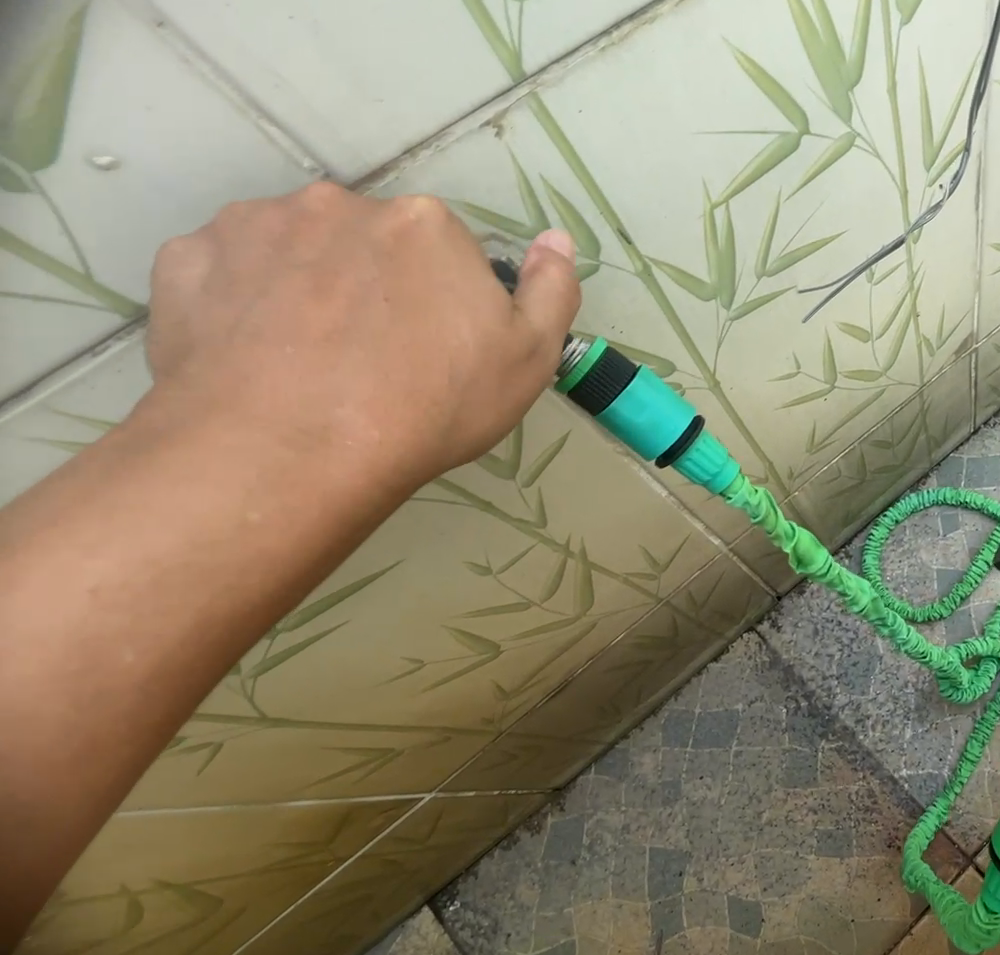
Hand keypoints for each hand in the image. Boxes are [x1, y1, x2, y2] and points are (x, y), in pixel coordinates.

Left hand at [142, 180, 580, 498]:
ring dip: (315, 289)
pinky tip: (265, 355)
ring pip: (302, 253)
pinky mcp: (187, 260)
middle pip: (374, 244)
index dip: (452, 301)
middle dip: (382, 286)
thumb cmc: (434, 403)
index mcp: (426, 226)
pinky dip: (250, 302)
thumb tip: (556, 240)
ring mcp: (255, 227)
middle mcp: (340, 205)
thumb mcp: (530, 359)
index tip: (446, 348)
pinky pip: (233, 272)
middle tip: (385, 359)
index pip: (450, 251)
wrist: (293, 447)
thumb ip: (552, 290)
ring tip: (320, 361)